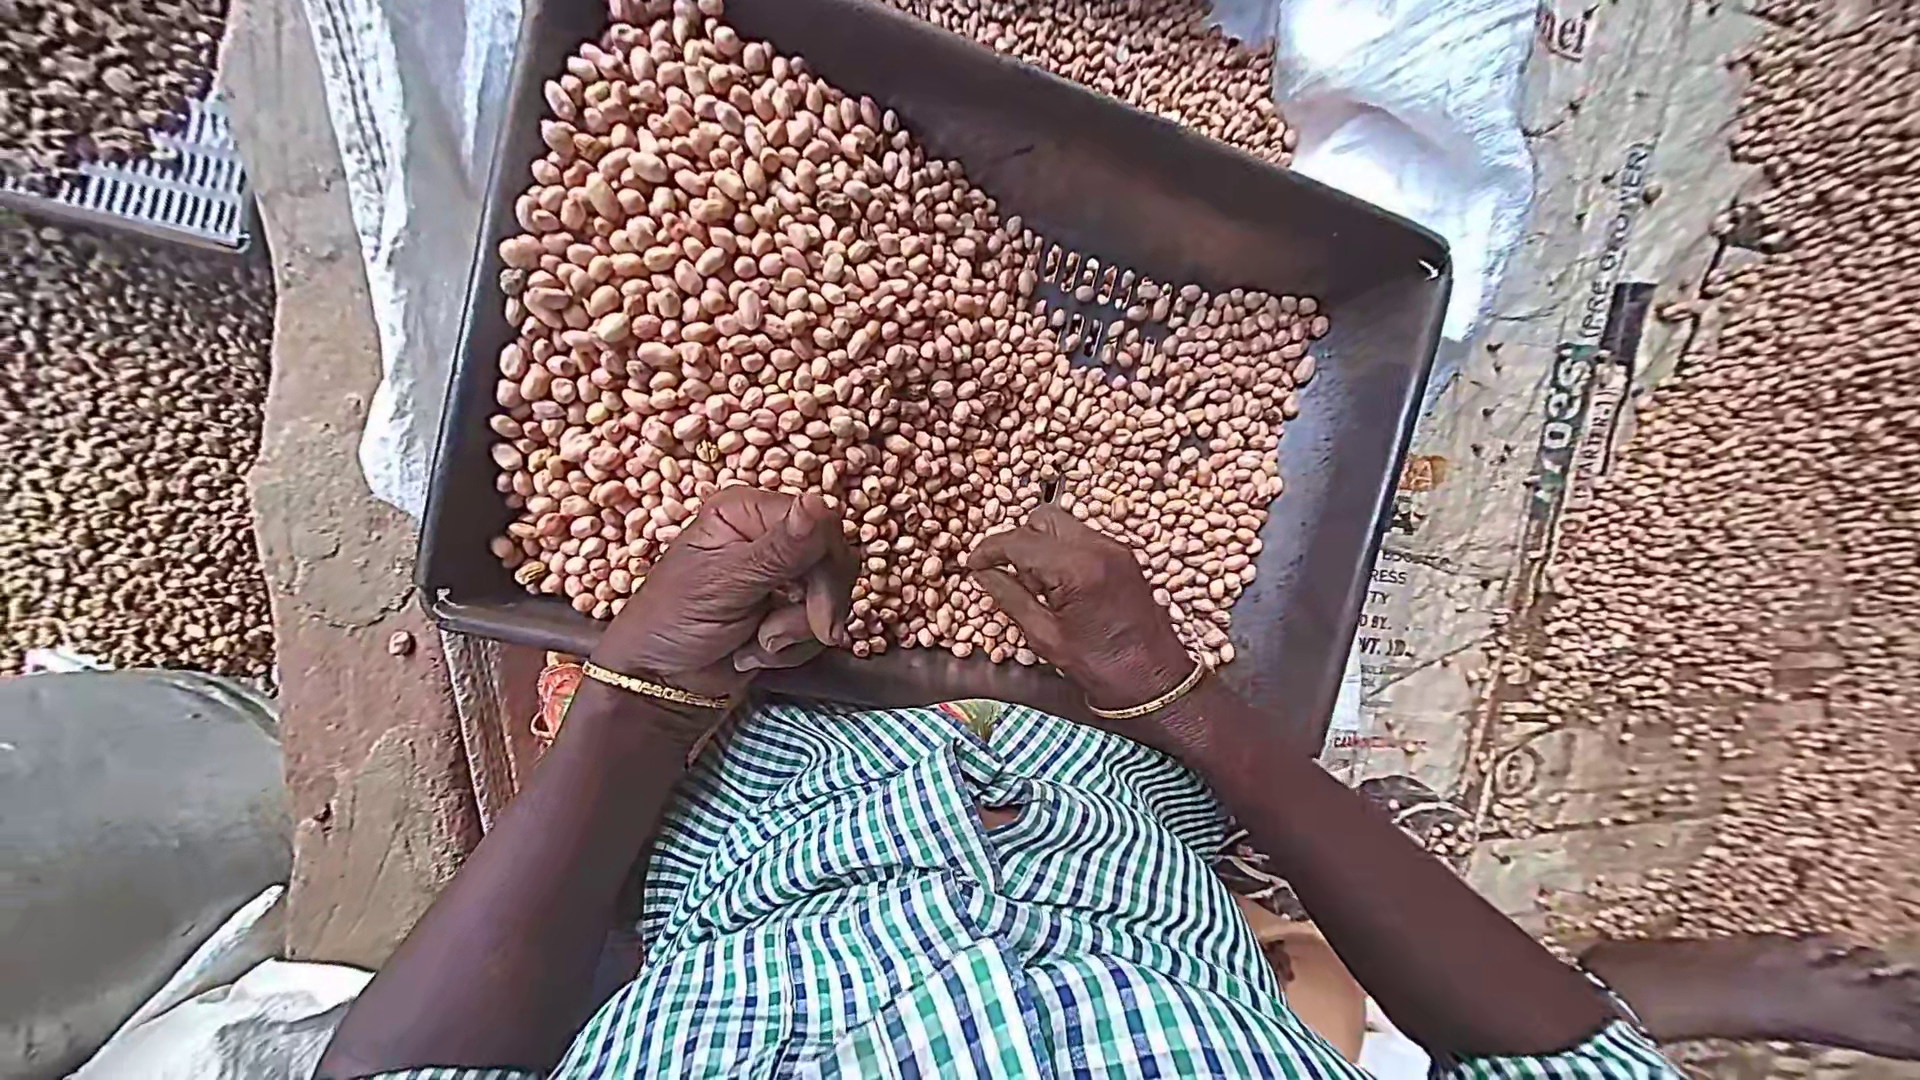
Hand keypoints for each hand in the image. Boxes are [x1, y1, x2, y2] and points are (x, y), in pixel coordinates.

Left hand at [592, 487, 852, 722]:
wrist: (659, 683)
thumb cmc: (673, 622)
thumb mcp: (725, 583)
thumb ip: (780, 548)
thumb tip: (820, 503)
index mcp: (750, 512)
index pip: (822, 525)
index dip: (827, 570)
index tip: (819, 613)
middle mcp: (773, 535)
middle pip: (835, 562)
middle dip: (810, 610)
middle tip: (771, 638)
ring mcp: (784, 572)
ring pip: (833, 597)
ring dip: (797, 633)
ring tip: (756, 645)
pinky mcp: (791, 607)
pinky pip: (822, 624)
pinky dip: (794, 648)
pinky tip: (756, 652)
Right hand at [966, 505, 1197, 741]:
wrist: (1154, 679)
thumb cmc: (1099, 666)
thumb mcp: (1044, 635)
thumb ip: (1010, 596)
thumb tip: (983, 574)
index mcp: (1076, 569)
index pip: (1019, 541)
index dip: (989, 550)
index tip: (974, 564)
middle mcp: (1098, 547)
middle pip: (1042, 518)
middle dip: (1017, 539)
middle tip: (1005, 571)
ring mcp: (1114, 548)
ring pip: (1062, 524)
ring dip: (1040, 543)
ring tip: (1033, 581)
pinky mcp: (1123, 555)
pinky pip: (1081, 537)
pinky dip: (1061, 550)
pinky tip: (1057, 582)